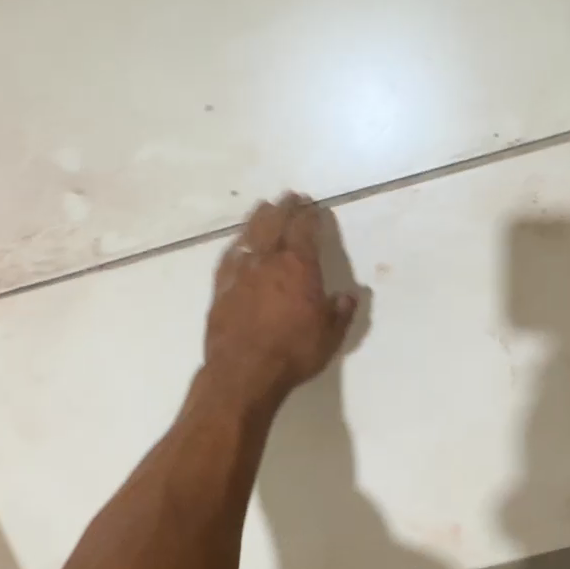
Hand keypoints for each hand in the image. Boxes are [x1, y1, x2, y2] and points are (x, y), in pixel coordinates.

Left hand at [203, 193, 357, 404]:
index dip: (311, 216)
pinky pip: (230, 256)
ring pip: (250, 234)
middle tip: (291, 197)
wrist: (244, 372)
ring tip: (264, 207)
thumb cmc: (293, 353)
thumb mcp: (330, 336)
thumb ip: (340, 312)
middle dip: (285, 208)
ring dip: (259, 217)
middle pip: (276, 223)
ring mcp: (241, 272)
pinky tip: (238, 243)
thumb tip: (348, 295)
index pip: (305, 230)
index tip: (314, 207)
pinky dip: (237, 244)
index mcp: (299, 267)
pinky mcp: (221, 287)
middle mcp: (268, 260)